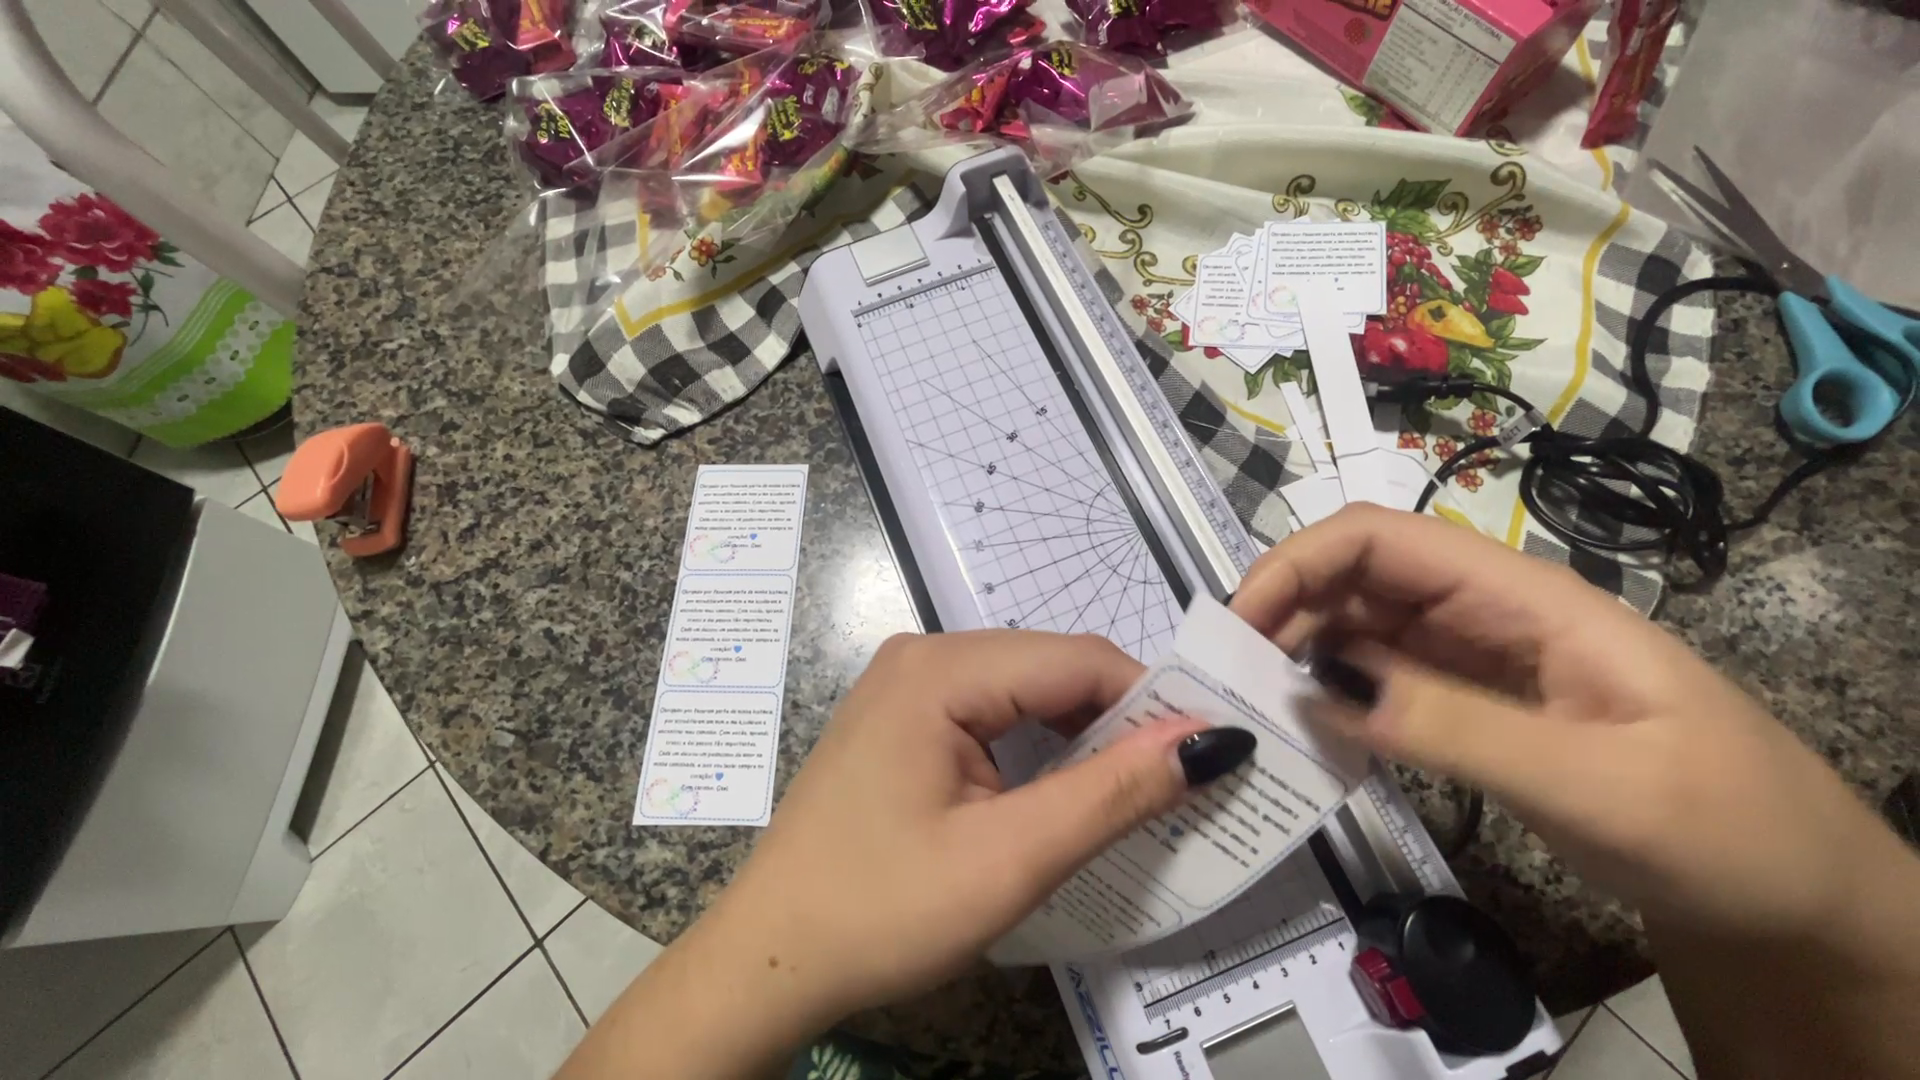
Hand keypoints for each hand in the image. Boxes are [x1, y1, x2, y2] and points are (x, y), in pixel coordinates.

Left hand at [561, 631, 1255, 1079]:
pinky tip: (1060, 791)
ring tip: (1130, 794)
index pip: (1078, 659)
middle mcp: (922, 656)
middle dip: (1117, 721)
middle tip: (1178, 785)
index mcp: (940, 669)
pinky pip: (990, 714)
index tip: (1212, 755)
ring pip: (1025, 692)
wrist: (769, 957)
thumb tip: (1209, 740)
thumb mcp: (1011, 859)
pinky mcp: (902, 720)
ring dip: (1080, 737)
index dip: (1152, 702)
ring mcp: (906, 686)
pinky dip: (1037, 748)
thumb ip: (1113, 792)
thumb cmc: (883, 911)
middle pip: (1051, 669)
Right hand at [1228, 504, 1917, 945]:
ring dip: (1297, 652)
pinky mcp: (1465, 704)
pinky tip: (1304, 729)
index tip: (1237, 627)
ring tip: (1253, 704)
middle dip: (1281, 607)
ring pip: (1357, 626)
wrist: (1794, 902)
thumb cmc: (1725, 828)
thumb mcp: (1595, 782)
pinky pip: (1377, 681)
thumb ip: (1452, 728)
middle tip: (1230, 677)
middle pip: (1355, 575)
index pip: (1378, 539)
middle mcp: (1484, 612)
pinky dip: (1330, 695)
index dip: (1295, 563)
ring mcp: (1472, 659)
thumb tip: (1316, 687)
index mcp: (1521, 597)